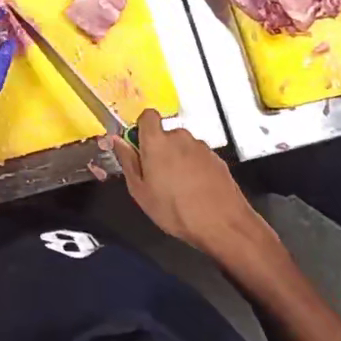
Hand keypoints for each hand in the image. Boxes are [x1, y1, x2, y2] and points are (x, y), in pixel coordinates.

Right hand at [110, 109, 266, 255]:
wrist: (222, 224)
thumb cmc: (177, 210)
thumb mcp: (140, 190)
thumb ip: (127, 161)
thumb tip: (118, 142)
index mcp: (157, 142)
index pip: (147, 116)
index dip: (141, 128)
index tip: (137, 146)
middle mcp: (181, 138)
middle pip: (164, 135)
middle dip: (158, 150)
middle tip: (154, 176)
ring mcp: (202, 148)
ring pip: (181, 147)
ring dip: (176, 161)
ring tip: (175, 189)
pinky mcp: (216, 159)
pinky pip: (197, 158)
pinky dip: (192, 169)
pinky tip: (192, 191)